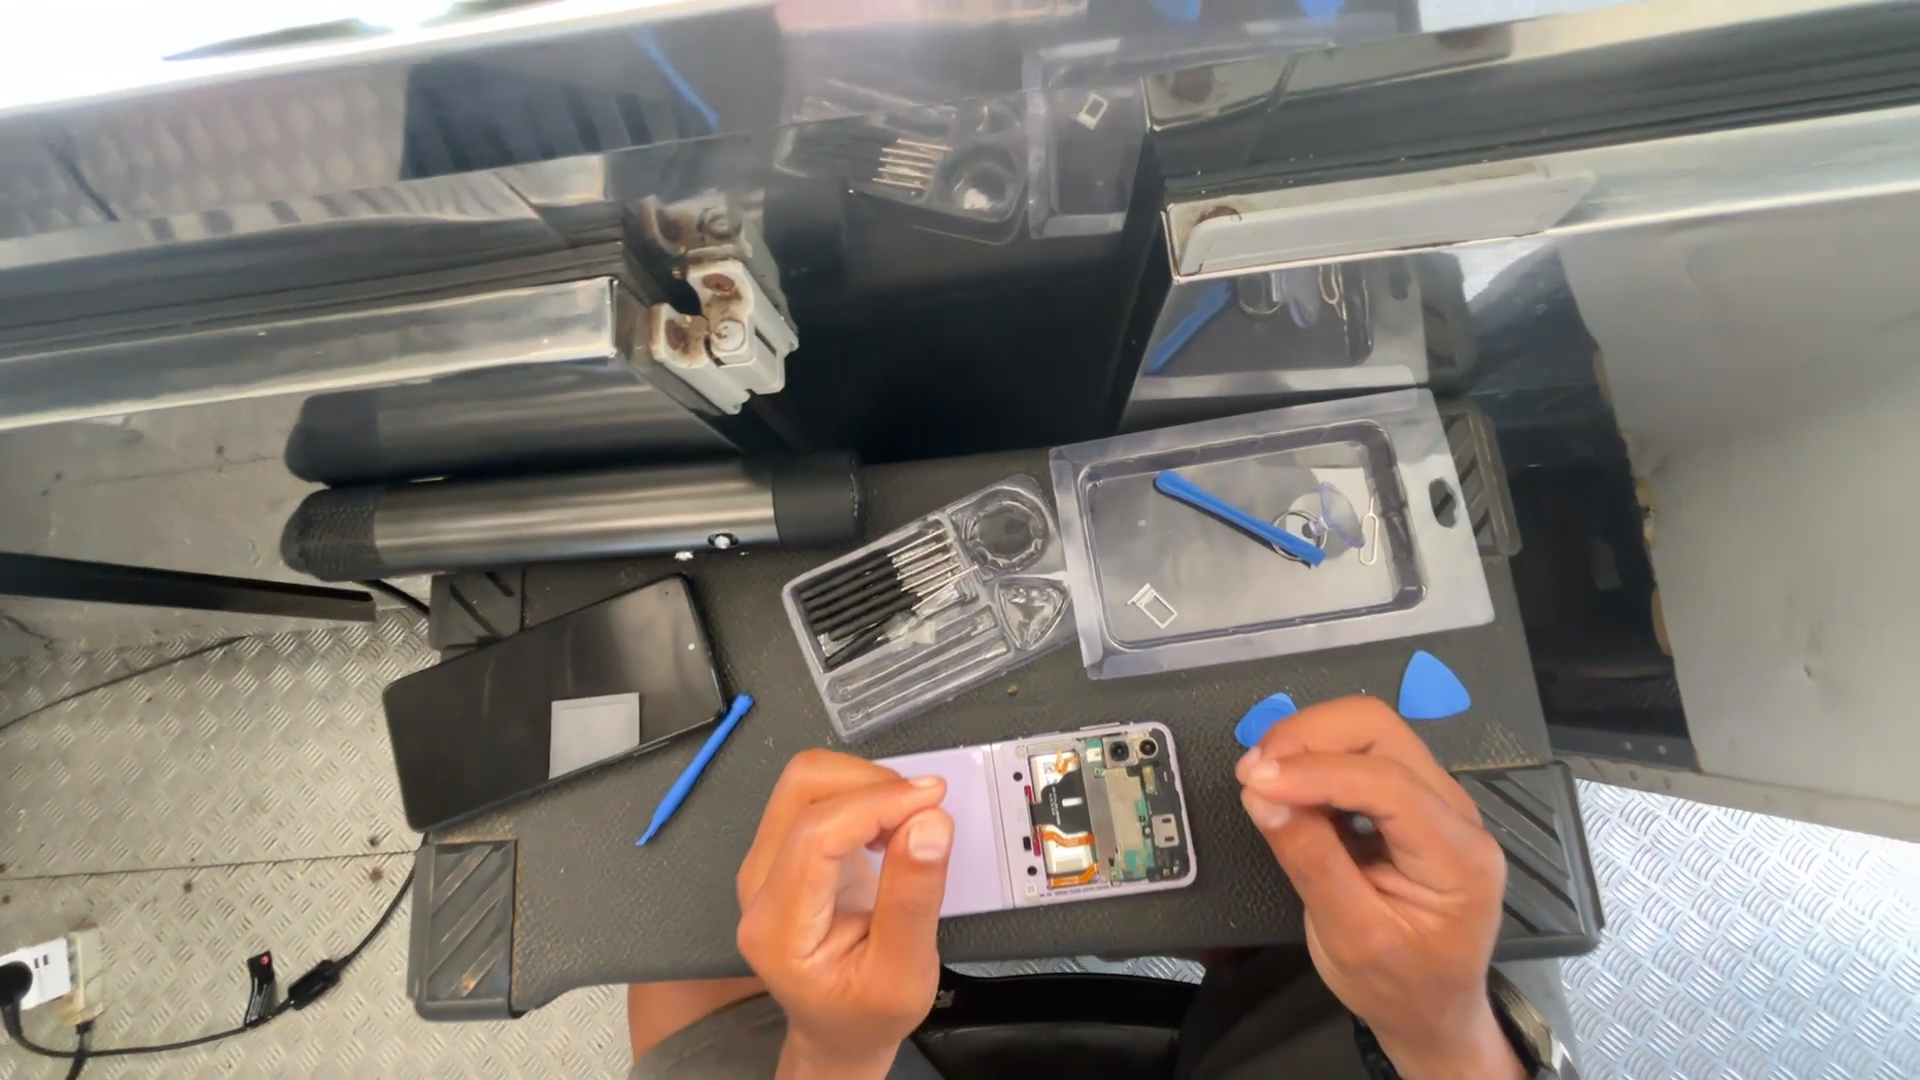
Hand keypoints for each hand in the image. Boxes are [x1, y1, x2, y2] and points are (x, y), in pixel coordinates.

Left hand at [736, 749, 953, 1079]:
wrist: (837, 1028)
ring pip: (808, 778)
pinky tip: (887, 822)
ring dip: (866, 781)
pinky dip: (860, 788)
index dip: (878, 804)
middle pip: (804, 787)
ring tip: (905, 818)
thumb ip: (914, 899)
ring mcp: (767, 858)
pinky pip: (817, 789)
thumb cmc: (866, 1012)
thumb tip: (930, 822)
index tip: (932, 799)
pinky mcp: (784, 844)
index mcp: (779, 926)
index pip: (817, 832)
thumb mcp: (905, 976)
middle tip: (922, 809)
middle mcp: (759, 883)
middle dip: (871, 782)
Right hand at [1236, 697, 1522, 1079]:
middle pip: (1377, 729)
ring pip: (1364, 727)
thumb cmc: (1396, 984)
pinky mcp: (1404, 794)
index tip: (1251, 781)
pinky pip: (1355, 748)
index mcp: (1458, 855)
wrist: (1429, 1012)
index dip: (1312, 772)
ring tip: (1262, 776)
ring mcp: (1431, 797)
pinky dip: (1310, 752)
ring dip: (1305, 739)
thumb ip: (1309, 860)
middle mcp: (1453, 811)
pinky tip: (1284, 782)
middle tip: (1254, 770)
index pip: (1384, 781)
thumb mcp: (1350, 937)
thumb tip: (1259, 793)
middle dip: (1307, 736)